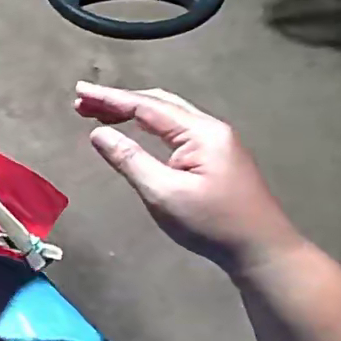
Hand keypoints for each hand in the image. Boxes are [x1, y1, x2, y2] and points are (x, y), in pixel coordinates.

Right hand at [75, 82, 302, 274]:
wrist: (261, 250)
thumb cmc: (212, 224)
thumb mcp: (163, 194)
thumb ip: (129, 160)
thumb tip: (98, 134)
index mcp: (200, 132)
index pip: (145, 106)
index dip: (109, 99)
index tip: (79, 91)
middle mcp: (209, 128)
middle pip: (156, 103)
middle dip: (117, 101)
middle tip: (82, 102)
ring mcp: (215, 141)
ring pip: (166, 115)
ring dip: (131, 111)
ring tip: (98, 113)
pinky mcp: (214, 155)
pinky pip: (174, 129)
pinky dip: (147, 124)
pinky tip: (132, 129)